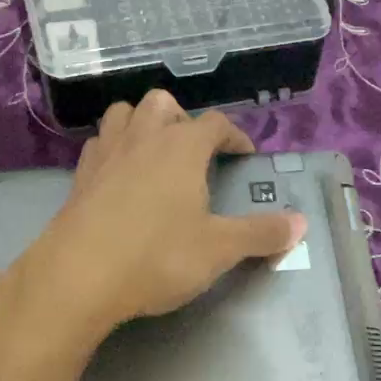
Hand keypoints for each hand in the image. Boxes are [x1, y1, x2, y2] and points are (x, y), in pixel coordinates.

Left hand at [3, 91, 305, 338]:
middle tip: (195, 153)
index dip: (234, 136)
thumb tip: (301, 223)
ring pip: (124, 115)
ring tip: (155, 156)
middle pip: (163, 104)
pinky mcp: (79, 179)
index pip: (215, 123)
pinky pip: (99, 146)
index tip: (244, 156)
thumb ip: (261, 234)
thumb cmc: (157, 257)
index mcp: (182, 147)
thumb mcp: (219, 250)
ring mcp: (106, 155)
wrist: (79, 276)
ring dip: (143, 125)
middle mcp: (143, 138)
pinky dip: (114, 151)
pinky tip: (120, 178)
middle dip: (183, 119)